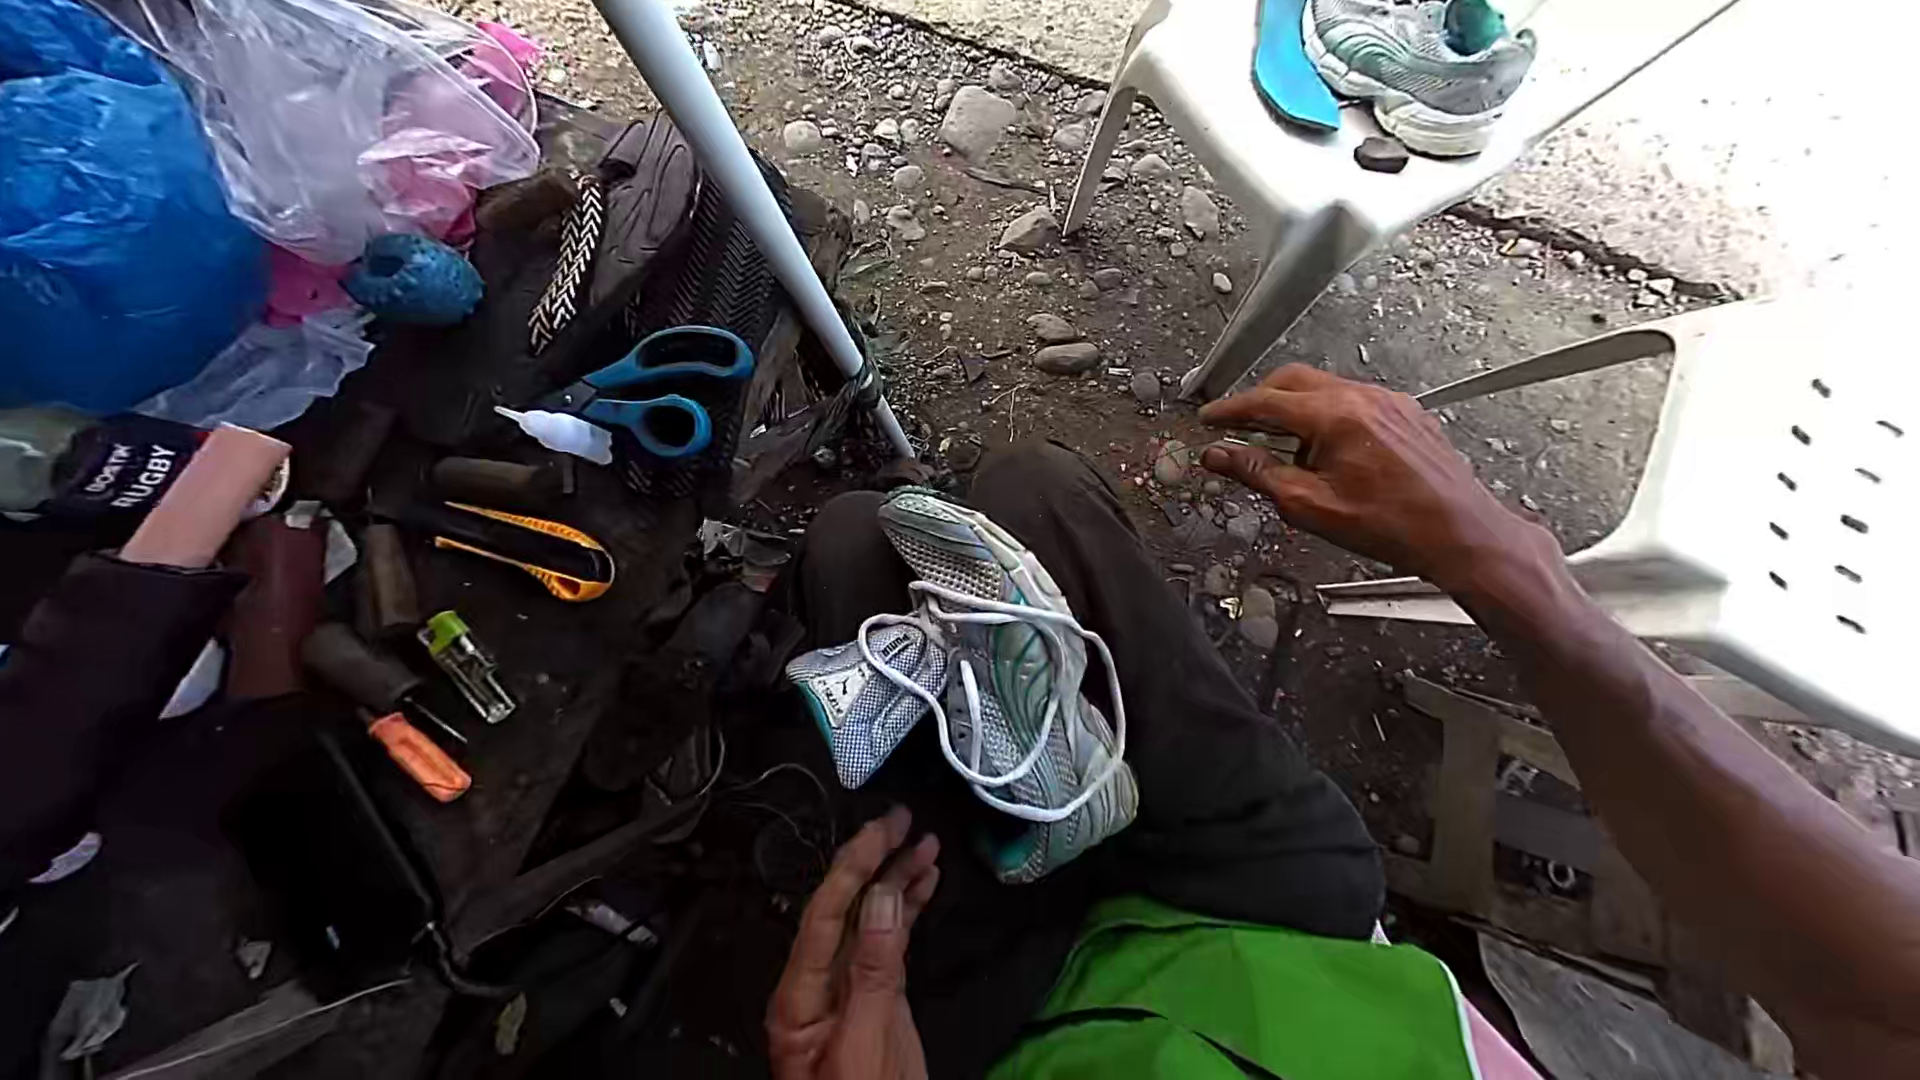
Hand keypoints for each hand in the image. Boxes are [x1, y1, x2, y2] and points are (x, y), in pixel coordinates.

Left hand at [767, 806, 941, 1079]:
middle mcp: (821, 979)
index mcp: (800, 994)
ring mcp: (851, 982)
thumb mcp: (863, 1050)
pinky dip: (910, 904)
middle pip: (846, 904)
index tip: (882, 833)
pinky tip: (925, 880)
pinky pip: (892, 935)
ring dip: (898, 876)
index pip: (823, 912)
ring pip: (873, 914)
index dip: (853, 866)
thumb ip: (871, 972)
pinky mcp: (878, 989)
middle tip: (903, 821)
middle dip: (874, 859)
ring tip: (924, 844)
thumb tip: (879, 896)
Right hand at [1198, 364, 1556, 591]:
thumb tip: (1219, 456)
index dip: (1229, 410)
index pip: (1265, 401)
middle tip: (1235, 426)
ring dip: (1289, 408)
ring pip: (1321, 388)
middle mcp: (1362, 399)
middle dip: (1257, 400)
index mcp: (1335, 417)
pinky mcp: (1403, 412)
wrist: (1459, 533)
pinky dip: (1321, 413)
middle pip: (1292, 381)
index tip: (1209, 418)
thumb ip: (1256, 473)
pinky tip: (1318, 447)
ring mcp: (1387, 402)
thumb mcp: (1306, 504)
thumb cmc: (1391, 523)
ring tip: (1276, 446)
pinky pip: (1349, 399)